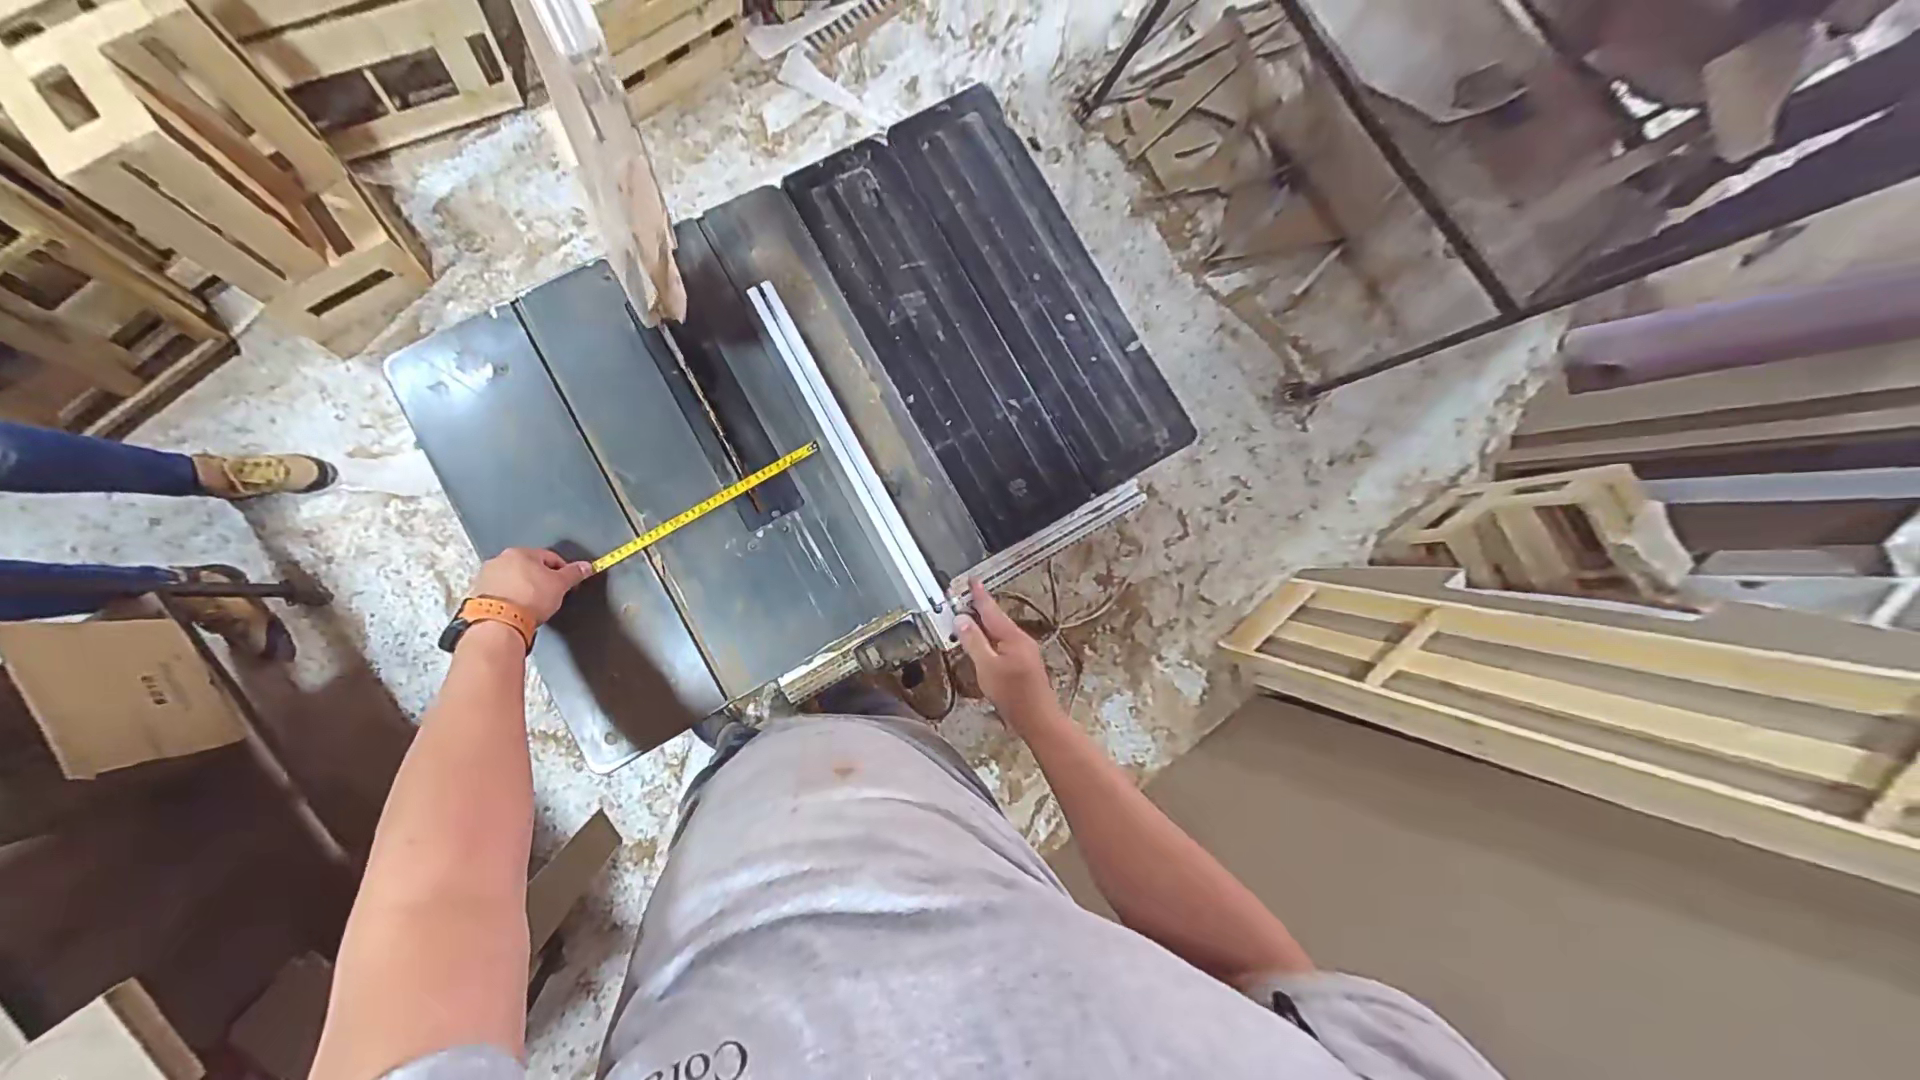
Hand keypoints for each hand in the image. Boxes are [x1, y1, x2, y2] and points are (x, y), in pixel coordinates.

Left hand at [471, 548, 592, 623]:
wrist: (499, 621)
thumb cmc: (530, 598)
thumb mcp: (560, 585)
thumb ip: (574, 573)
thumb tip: (586, 566)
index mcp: (521, 553)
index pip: (550, 557)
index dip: (562, 571)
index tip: (567, 584)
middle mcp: (500, 560)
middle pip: (529, 566)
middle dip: (540, 579)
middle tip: (550, 594)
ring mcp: (486, 576)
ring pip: (512, 578)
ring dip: (523, 587)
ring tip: (532, 604)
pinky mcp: (477, 592)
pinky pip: (499, 591)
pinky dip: (509, 597)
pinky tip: (516, 608)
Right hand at [954, 578, 1061, 728]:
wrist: (1038, 719)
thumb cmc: (1014, 695)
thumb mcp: (987, 667)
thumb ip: (973, 641)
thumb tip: (961, 620)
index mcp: (1013, 636)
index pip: (991, 609)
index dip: (979, 595)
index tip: (972, 580)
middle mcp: (1021, 640)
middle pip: (995, 619)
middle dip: (979, 610)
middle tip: (962, 600)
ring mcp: (1024, 652)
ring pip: (998, 633)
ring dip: (982, 626)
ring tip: (966, 622)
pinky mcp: (1023, 664)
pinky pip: (1002, 644)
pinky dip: (989, 640)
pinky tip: (981, 648)